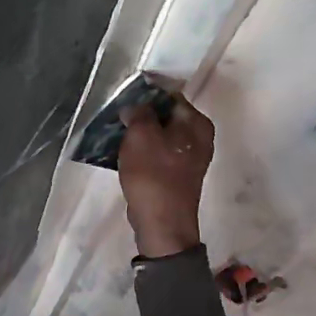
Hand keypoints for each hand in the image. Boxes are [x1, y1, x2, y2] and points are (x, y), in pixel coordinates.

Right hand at [119, 89, 214, 257]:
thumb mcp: (141, 136)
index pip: (170, 95)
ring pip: (160, 135)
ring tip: (116, 132)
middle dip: (141, 114)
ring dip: (139, 133)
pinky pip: (157, 153)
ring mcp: (189, 157)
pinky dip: (143, 151)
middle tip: (117, 115)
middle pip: (166, 116)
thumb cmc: (153, 176)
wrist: (162, 224)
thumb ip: (138, 113)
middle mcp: (199, 137)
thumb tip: (134, 107)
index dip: (145, 92)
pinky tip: (124, 152)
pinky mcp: (176, 174)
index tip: (123, 95)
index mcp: (196, 123)